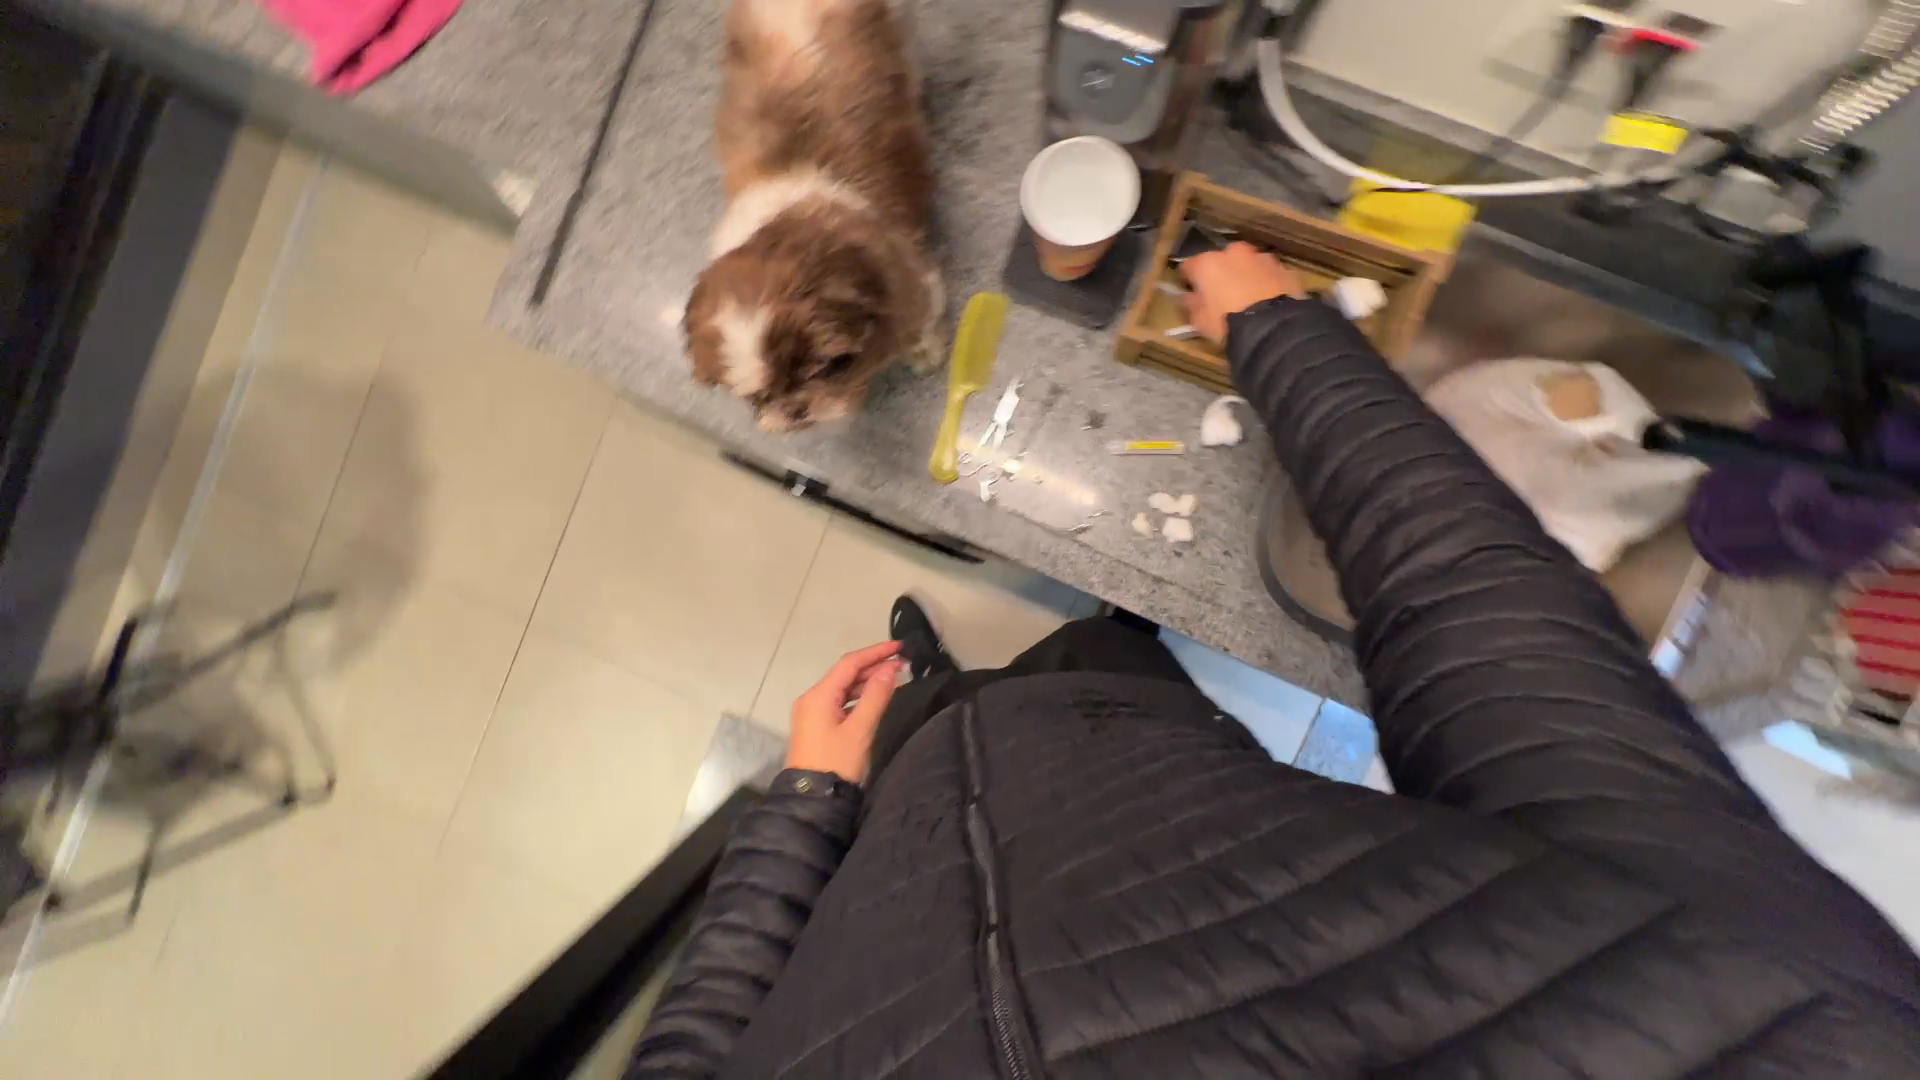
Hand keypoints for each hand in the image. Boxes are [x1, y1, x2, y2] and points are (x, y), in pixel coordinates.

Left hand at [785, 641, 905, 784]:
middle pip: (845, 673)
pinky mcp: (816, 725)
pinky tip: (875, 697)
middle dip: (873, 666)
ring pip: (843, 687)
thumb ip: (875, 697)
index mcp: (818, 695)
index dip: (875, 652)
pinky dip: (858, 696)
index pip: (850, 663)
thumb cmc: (836, 763)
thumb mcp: (859, 730)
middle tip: (903, 663)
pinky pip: (839, 701)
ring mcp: (812, 712)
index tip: (899, 647)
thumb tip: (889, 669)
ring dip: (867, 681)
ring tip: (894, 677)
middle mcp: (812, 698)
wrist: (811, 800)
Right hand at [1181, 242, 1304, 345]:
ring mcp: (1260, 257)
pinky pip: (1266, 273)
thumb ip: (1191, 304)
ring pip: (1246, 263)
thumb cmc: (1226, 322)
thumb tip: (1188, 296)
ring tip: (1245, 297)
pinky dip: (1262, 281)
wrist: (1271, 326)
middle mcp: (1233, 253)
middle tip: (1220, 293)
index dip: (1188, 279)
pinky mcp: (1282, 268)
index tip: (1190, 291)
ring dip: (1243, 274)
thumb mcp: (1199, 320)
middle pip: (1221, 259)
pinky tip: (1263, 298)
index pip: (1189, 265)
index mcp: (1208, 263)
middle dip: (1219, 272)